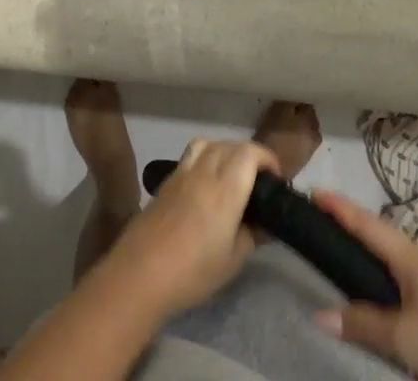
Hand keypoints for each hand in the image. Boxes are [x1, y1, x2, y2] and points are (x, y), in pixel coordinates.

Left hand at [102, 139, 280, 317]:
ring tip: (233, 176)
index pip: (248, 153)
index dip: (267, 157)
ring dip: (224, 151)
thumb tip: (265, 225)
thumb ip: (252, 236)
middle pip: (228, 144)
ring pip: (206, 144)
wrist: (140, 272)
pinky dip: (205, 159)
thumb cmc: (193, 271)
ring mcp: (179, 175)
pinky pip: (189, 157)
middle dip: (249, 154)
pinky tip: (207, 186)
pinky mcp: (164, 184)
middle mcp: (202, 173)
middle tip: (259, 179)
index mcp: (224, 189)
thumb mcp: (233, 260)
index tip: (276, 178)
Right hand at [310, 191, 417, 380]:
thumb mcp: (407, 342)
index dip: (340, 208)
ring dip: (397, 286)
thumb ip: (364, 325)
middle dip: (369, 254)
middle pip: (395, 251)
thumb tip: (320, 314)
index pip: (369, 226)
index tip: (316, 189)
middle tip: (340, 259)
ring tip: (378, 306)